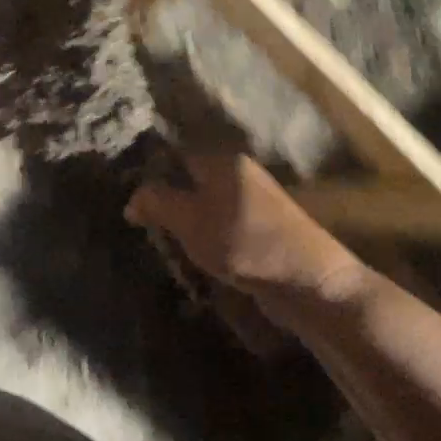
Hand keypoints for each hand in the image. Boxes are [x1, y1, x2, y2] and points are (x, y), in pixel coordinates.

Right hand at [126, 155, 365, 302]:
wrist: (309, 283)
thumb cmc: (244, 243)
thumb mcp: (189, 221)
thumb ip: (156, 203)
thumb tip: (130, 199)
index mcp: (224, 162)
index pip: (175, 157)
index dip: (150, 177)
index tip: (130, 202)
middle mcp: (241, 176)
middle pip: (191, 183)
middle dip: (168, 205)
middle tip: (144, 228)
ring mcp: (256, 204)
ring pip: (206, 208)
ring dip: (187, 228)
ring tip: (166, 247)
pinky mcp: (265, 232)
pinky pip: (223, 229)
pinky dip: (208, 242)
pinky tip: (197, 259)